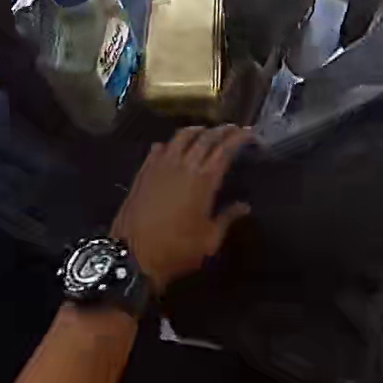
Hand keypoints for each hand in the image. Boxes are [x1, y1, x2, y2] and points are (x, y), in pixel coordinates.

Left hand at [112, 125, 252, 293]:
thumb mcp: (209, 240)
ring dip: (197, 130)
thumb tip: (244, 206)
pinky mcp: (144, 170)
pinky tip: (173, 146)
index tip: (249, 132)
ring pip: (181, 136)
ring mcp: (161, 164)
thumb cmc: (176, 249)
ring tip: (205, 131)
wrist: (133, 254)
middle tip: (232, 128)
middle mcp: (184, 164)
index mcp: (204, 179)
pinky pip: (159, 147)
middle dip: (222, 130)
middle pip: (206, 137)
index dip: (238, 137)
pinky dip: (171, 142)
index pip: (225, 149)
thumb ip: (228, 218)